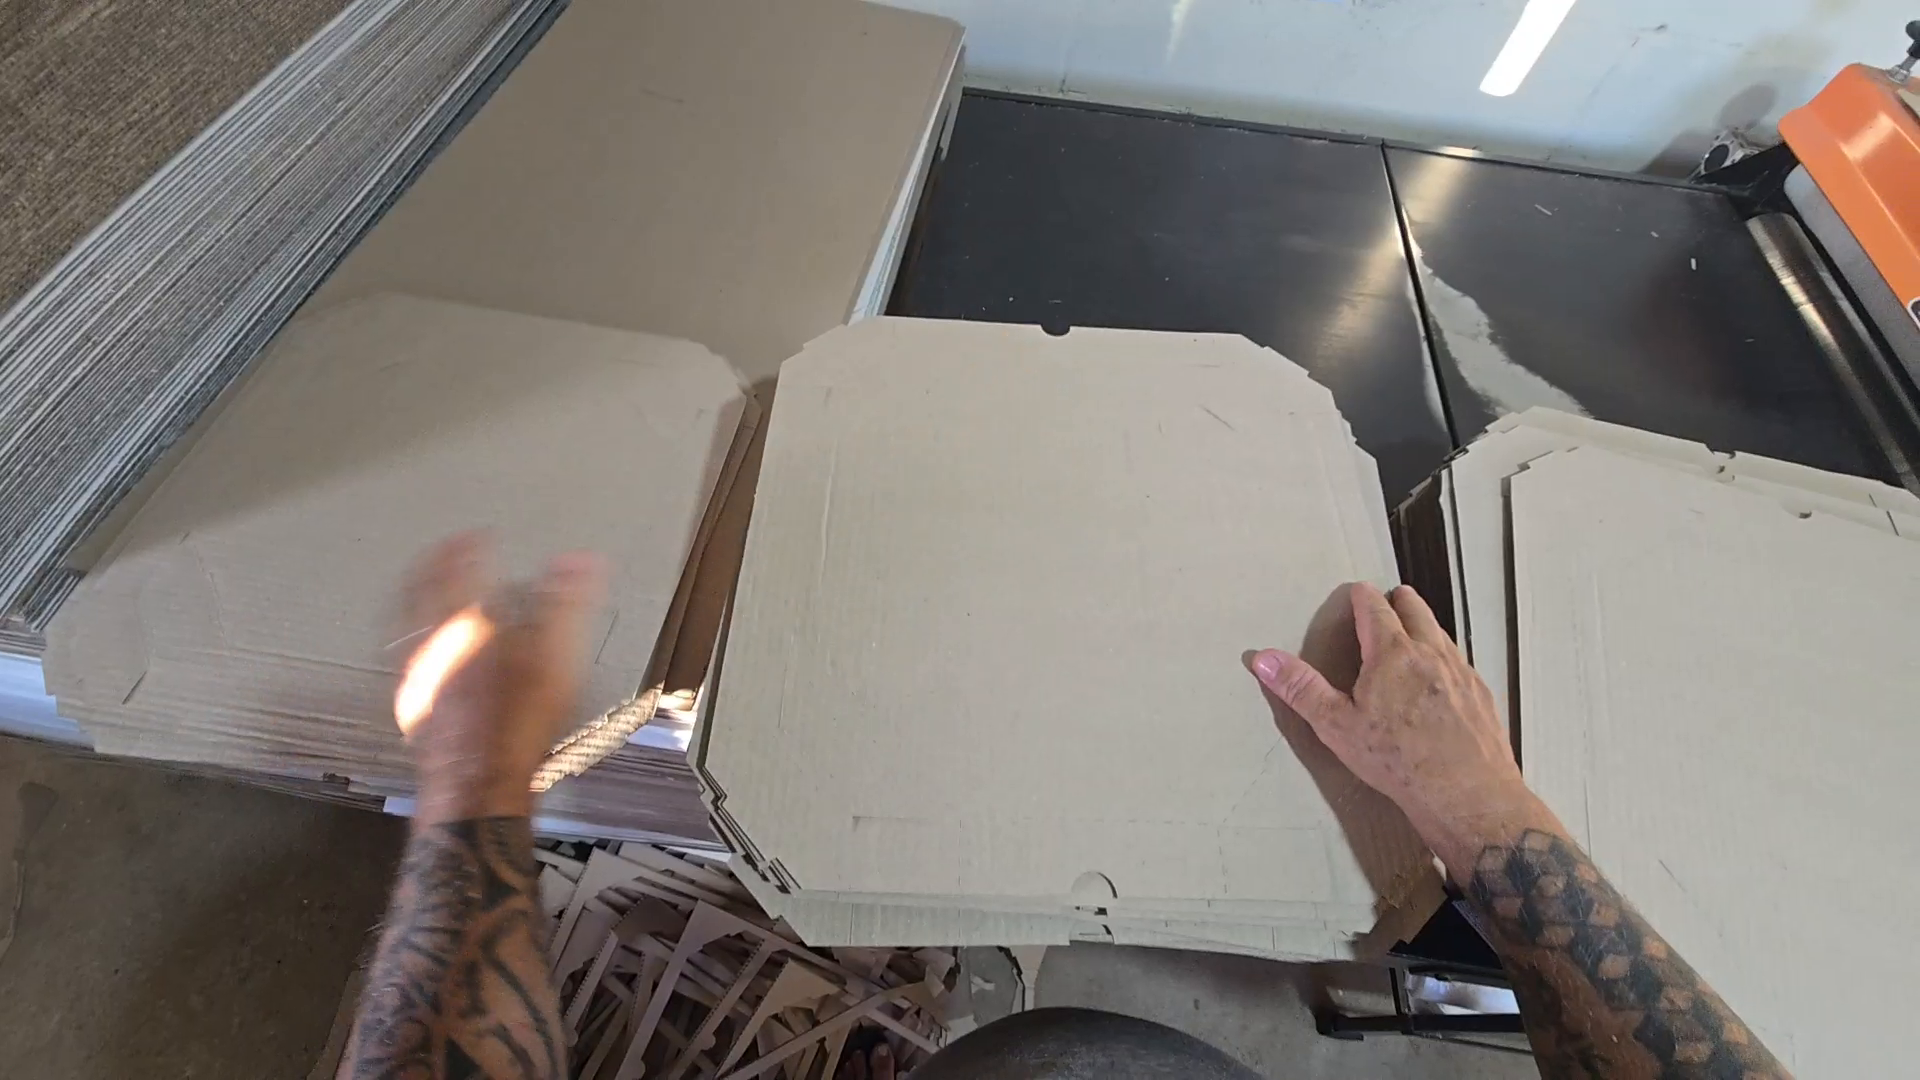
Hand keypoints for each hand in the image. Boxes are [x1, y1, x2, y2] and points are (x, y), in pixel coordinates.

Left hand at [395, 533, 604, 823]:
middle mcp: (431, 650)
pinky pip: (416, 666)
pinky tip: (443, 659)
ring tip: (438, 600)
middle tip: (441, 556)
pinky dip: (428, 648)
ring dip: (424, 608)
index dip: (464, 549)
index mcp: (463, 628)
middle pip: (418, 599)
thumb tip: (580, 559)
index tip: (474, 535)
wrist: (479, 785)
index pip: (454, 573)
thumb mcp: (557, 654)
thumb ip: (567, 602)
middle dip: (431, 572)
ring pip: (412, 632)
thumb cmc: (519, 721)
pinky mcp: (419, 712)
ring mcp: (419, 683)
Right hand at [1249, 583, 1544, 876]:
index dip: (1363, 596)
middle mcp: (1431, 654)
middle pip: (1416, 612)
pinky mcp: (1482, 697)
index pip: (1376, 609)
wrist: (1468, 797)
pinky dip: (1445, 655)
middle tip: (1393, 596)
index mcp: (1392, 654)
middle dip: (1401, 601)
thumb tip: (1262, 658)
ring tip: (1415, 628)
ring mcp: (1462, 674)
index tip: (1357, 590)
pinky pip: (1461, 662)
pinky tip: (1441, 675)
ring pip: (1442, 635)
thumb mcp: (1336, 725)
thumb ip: (1300, 687)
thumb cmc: (1396, 759)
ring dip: (1425, 625)